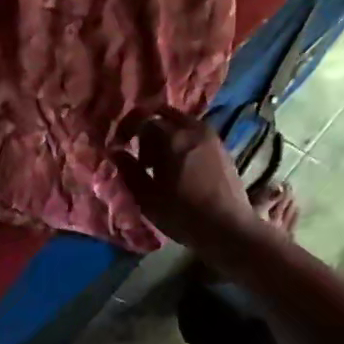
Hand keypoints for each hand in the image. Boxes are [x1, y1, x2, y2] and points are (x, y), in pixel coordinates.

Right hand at [111, 109, 261, 252]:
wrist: (228, 228)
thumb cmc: (182, 215)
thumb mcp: (147, 198)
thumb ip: (129, 171)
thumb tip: (115, 152)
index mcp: (173, 138)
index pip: (143, 120)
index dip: (127, 131)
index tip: (120, 147)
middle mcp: (194, 128)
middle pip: (164, 115)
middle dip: (149, 129)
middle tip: (141, 155)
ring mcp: (211, 137)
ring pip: (182, 123)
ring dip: (167, 134)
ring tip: (161, 164)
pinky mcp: (222, 148)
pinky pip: (196, 133)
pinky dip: (183, 141)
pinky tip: (181, 167)